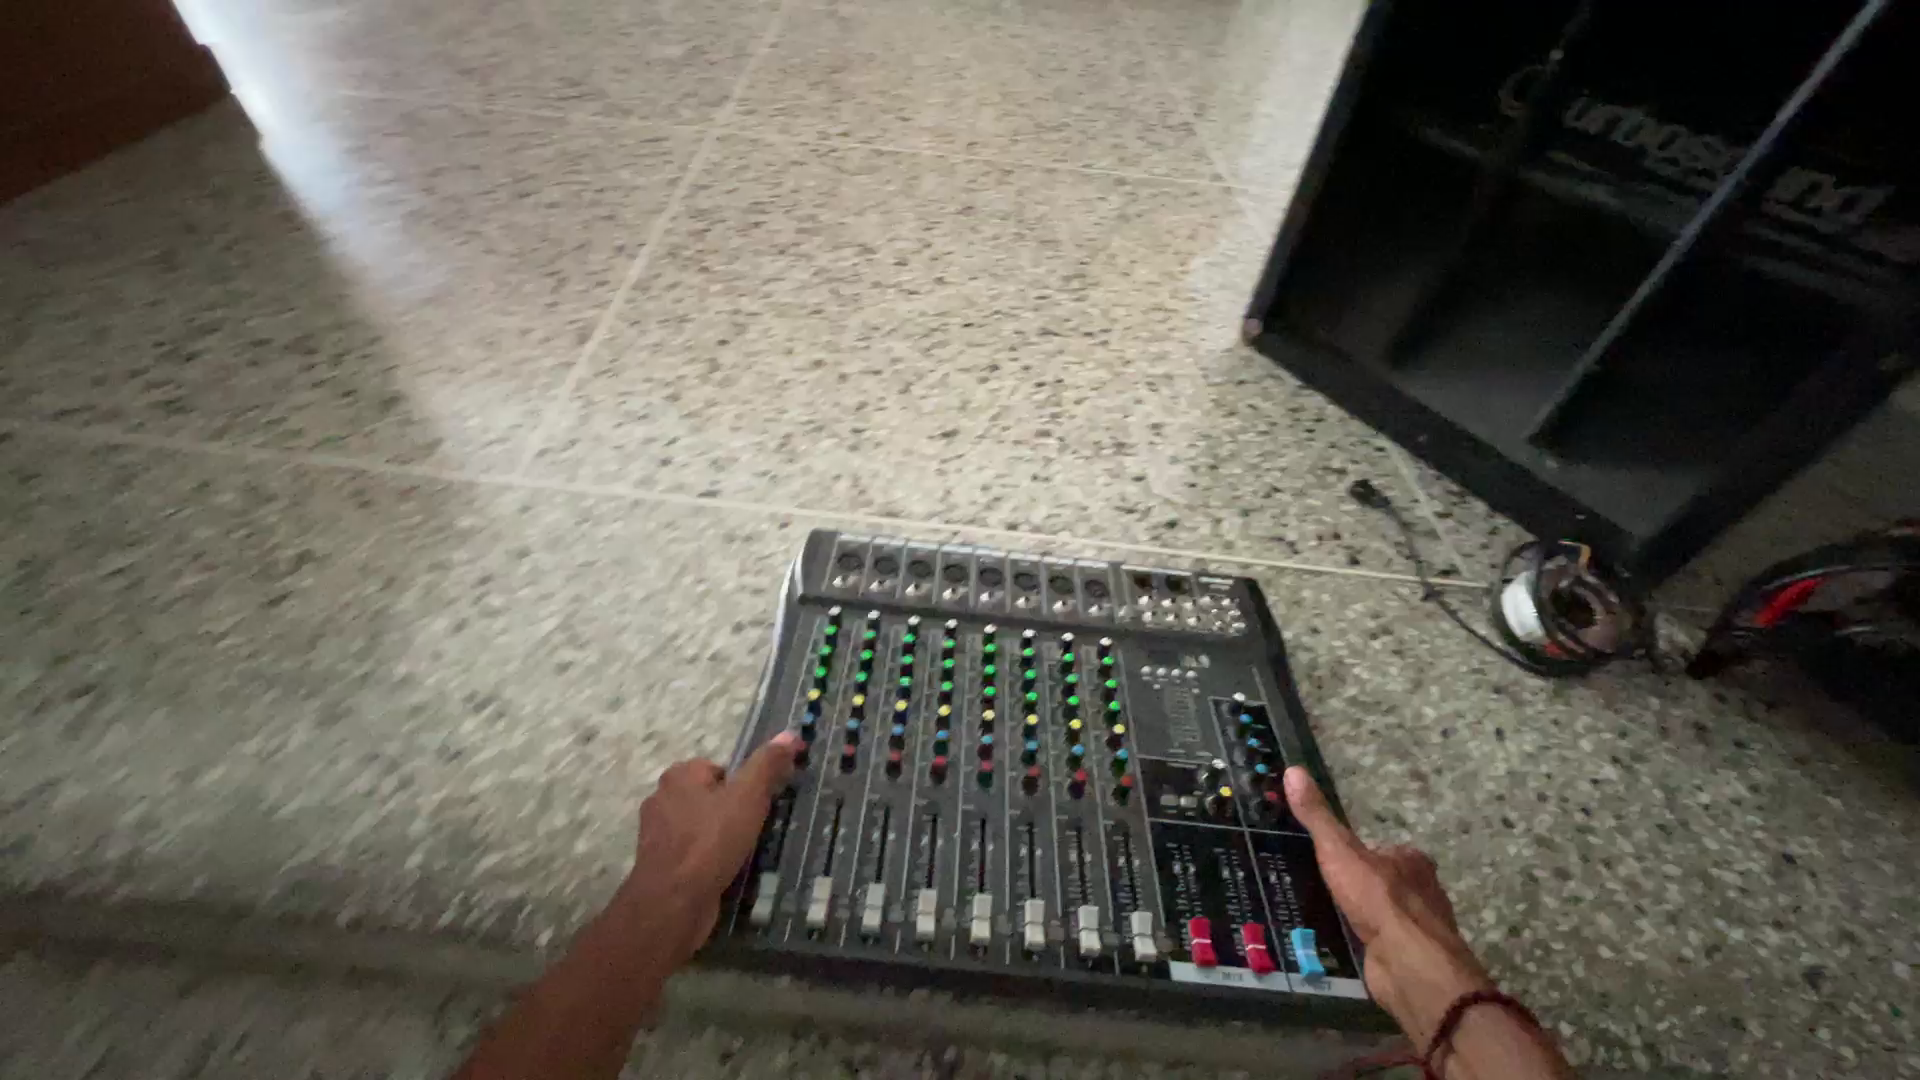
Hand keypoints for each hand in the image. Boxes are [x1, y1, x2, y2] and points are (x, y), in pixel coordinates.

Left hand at [611, 731, 800, 965]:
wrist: (672, 904)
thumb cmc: (711, 842)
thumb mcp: (749, 796)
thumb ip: (767, 764)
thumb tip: (789, 734)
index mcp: (679, 775)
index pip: (719, 768)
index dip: (742, 785)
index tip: (758, 804)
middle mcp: (661, 799)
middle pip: (709, 796)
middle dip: (730, 811)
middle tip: (753, 829)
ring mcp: (656, 835)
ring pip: (699, 826)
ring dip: (719, 837)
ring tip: (741, 853)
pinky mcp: (657, 865)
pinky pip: (691, 853)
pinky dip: (706, 860)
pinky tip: (723, 872)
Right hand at [1284, 765, 1494, 1046]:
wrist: (1410, 966)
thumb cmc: (1378, 898)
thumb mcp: (1338, 849)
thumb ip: (1317, 816)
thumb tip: (1293, 770)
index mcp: (1412, 861)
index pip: (1385, 850)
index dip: (1360, 853)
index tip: (1334, 860)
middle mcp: (1424, 892)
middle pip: (1387, 881)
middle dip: (1361, 885)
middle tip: (1326, 887)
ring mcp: (1420, 929)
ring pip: (1386, 915)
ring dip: (1363, 916)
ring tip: (1327, 914)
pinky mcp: (1412, 960)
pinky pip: (1384, 945)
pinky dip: (1366, 943)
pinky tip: (1344, 943)